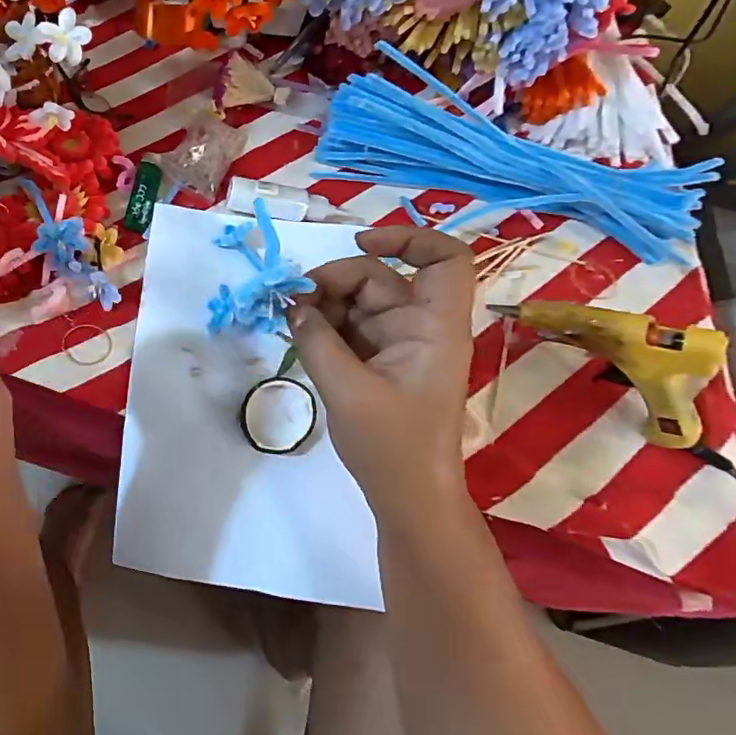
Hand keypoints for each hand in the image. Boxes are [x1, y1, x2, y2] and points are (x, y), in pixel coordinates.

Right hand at [285, 226, 476, 492]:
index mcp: (434, 327)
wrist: (407, 495)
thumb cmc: (391, 445)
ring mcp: (399, 343)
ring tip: (291, 323)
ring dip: (323, 306)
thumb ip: (316, 341)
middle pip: (381, 277)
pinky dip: (325, 327)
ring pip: (359, 301)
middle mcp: (420, 326)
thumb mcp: (347, 391)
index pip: (444, 259)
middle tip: (293, 304)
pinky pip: (351, 328)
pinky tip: (299, 335)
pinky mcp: (380, 360)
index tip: (359, 243)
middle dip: (334, 283)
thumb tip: (292, 306)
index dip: (408, 238)